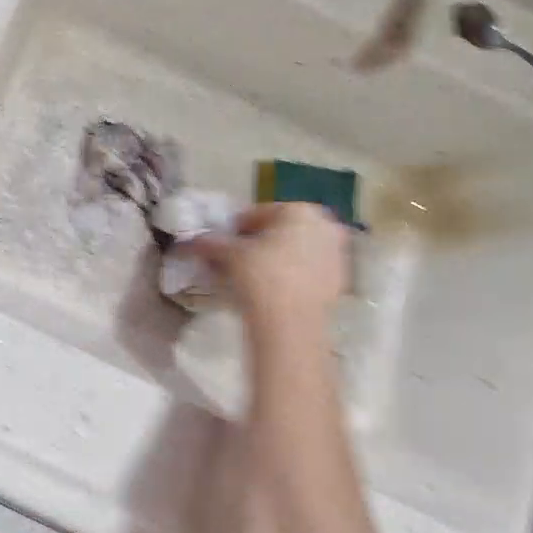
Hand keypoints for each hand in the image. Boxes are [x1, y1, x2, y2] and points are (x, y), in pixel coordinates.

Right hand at [189, 202, 349, 321]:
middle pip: (279, 230)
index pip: (255, 214)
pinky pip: (307, 268)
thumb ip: (208, 242)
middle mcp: (324, 225)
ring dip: (272, 258)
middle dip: (256, 242)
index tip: (220, 245)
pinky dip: (288, 274)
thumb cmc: (260, 276)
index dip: (233, 229)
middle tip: (233, 259)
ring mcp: (337, 252)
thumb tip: (191, 241)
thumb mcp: (226, 254)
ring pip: (294, 249)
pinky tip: (270, 289)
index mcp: (299, 211)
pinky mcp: (341, 278)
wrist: (291, 321)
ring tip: (249, 277)